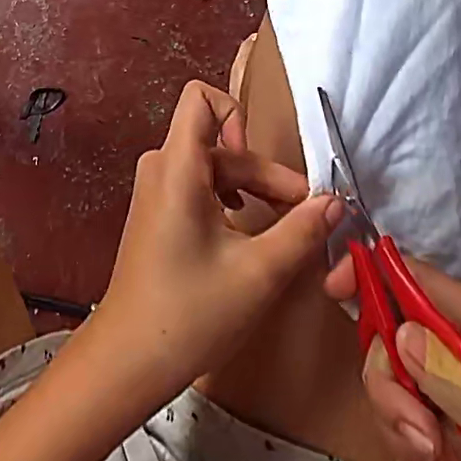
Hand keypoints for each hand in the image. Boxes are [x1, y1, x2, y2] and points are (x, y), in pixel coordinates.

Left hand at [90, 80, 343, 399]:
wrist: (127, 362)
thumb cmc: (188, 315)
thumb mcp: (258, 272)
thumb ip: (302, 230)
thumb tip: (334, 202)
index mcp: (178, 167)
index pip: (200, 98)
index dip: (238, 114)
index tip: (259, 160)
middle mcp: (162, 168)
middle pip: (221, 144)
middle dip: (265, 174)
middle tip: (304, 212)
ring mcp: (156, 191)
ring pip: (215, 167)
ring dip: (252, 190)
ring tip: (282, 225)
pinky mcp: (157, 212)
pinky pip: (200, 186)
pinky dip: (230, 201)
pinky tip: (247, 234)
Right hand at [326, 256, 460, 460]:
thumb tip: (406, 334)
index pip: (430, 285)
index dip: (380, 273)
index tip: (334, 284)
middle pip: (396, 335)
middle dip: (393, 382)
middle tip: (423, 438)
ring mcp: (451, 408)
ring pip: (387, 384)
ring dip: (400, 426)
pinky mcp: (436, 449)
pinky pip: (393, 432)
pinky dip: (406, 459)